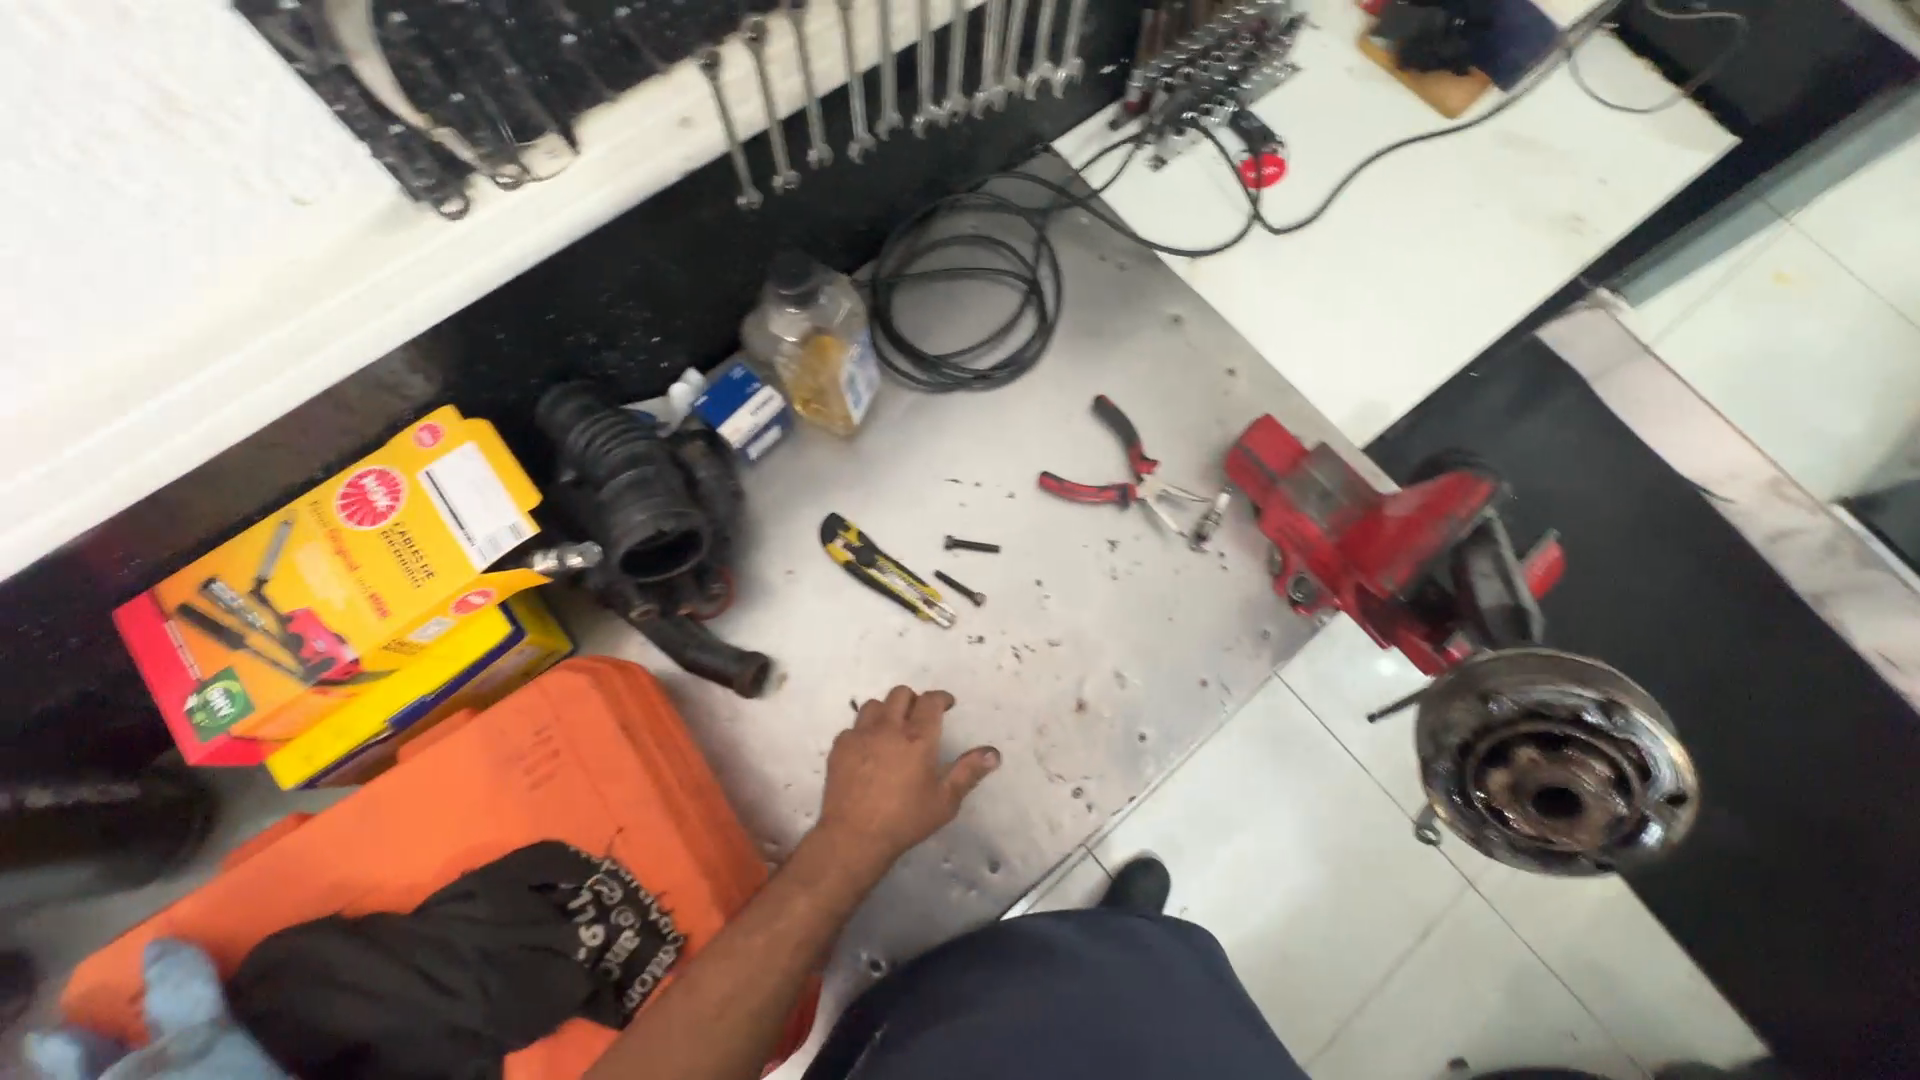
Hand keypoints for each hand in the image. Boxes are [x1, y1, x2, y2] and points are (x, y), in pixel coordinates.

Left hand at [812, 686, 999, 877]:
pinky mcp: (840, 746)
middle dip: (914, 700)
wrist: (854, 836)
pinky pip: (853, 726)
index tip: (947, 704)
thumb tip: (993, 753)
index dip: (941, 697)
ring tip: (892, 728)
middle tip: (920, 717)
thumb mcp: (945, 801)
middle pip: (900, 694)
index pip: (930, 701)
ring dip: (887, 711)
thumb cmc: (905, 820)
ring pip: (874, 704)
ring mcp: (860, 735)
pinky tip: (868, 749)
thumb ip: (968, 772)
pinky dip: (864, 731)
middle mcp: (888, 728)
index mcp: (918, 738)